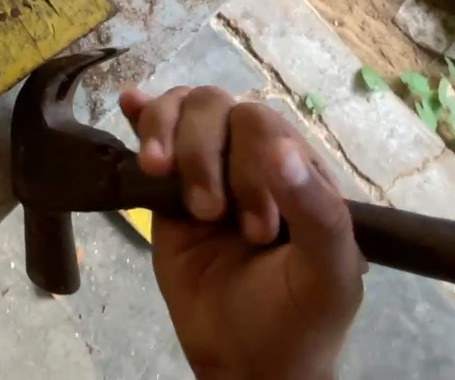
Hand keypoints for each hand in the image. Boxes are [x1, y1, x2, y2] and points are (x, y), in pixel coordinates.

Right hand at [120, 86, 364, 379]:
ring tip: (158, 174)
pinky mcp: (163, 181)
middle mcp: (248, 153)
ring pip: (178, 106)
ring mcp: (203, 162)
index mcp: (296, 168)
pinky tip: (128, 102)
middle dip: (202, 154)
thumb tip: (282, 149)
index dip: (250, 163)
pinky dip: (139, 111)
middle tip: (210, 214)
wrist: (240, 360)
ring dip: (164, 133)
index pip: (261, 122)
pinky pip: (148, 127)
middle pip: (212, 105)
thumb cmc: (296, 319)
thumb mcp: (326, 276)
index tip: (254, 229)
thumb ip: (317, 212)